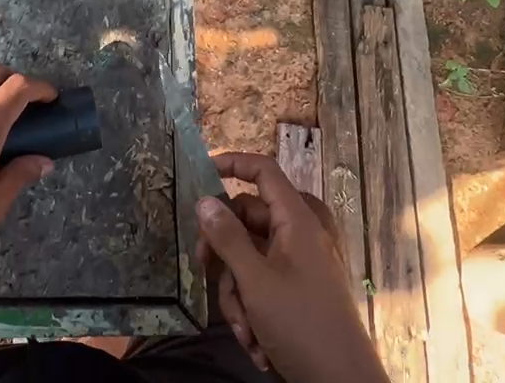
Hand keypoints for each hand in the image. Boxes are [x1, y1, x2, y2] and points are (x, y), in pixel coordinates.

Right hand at [196, 152, 386, 382]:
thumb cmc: (300, 324)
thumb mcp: (254, 281)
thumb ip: (227, 237)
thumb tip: (204, 200)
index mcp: (298, 218)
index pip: (263, 170)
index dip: (232, 163)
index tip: (200, 173)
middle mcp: (303, 231)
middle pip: (249, 219)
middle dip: (227, 255)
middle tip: (204, 271)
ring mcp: (304, 260)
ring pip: (252, 256)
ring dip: (240, 293)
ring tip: (245, 330)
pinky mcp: (303, 287)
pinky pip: (267, 280)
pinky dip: (255, 306)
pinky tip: (257, 341)